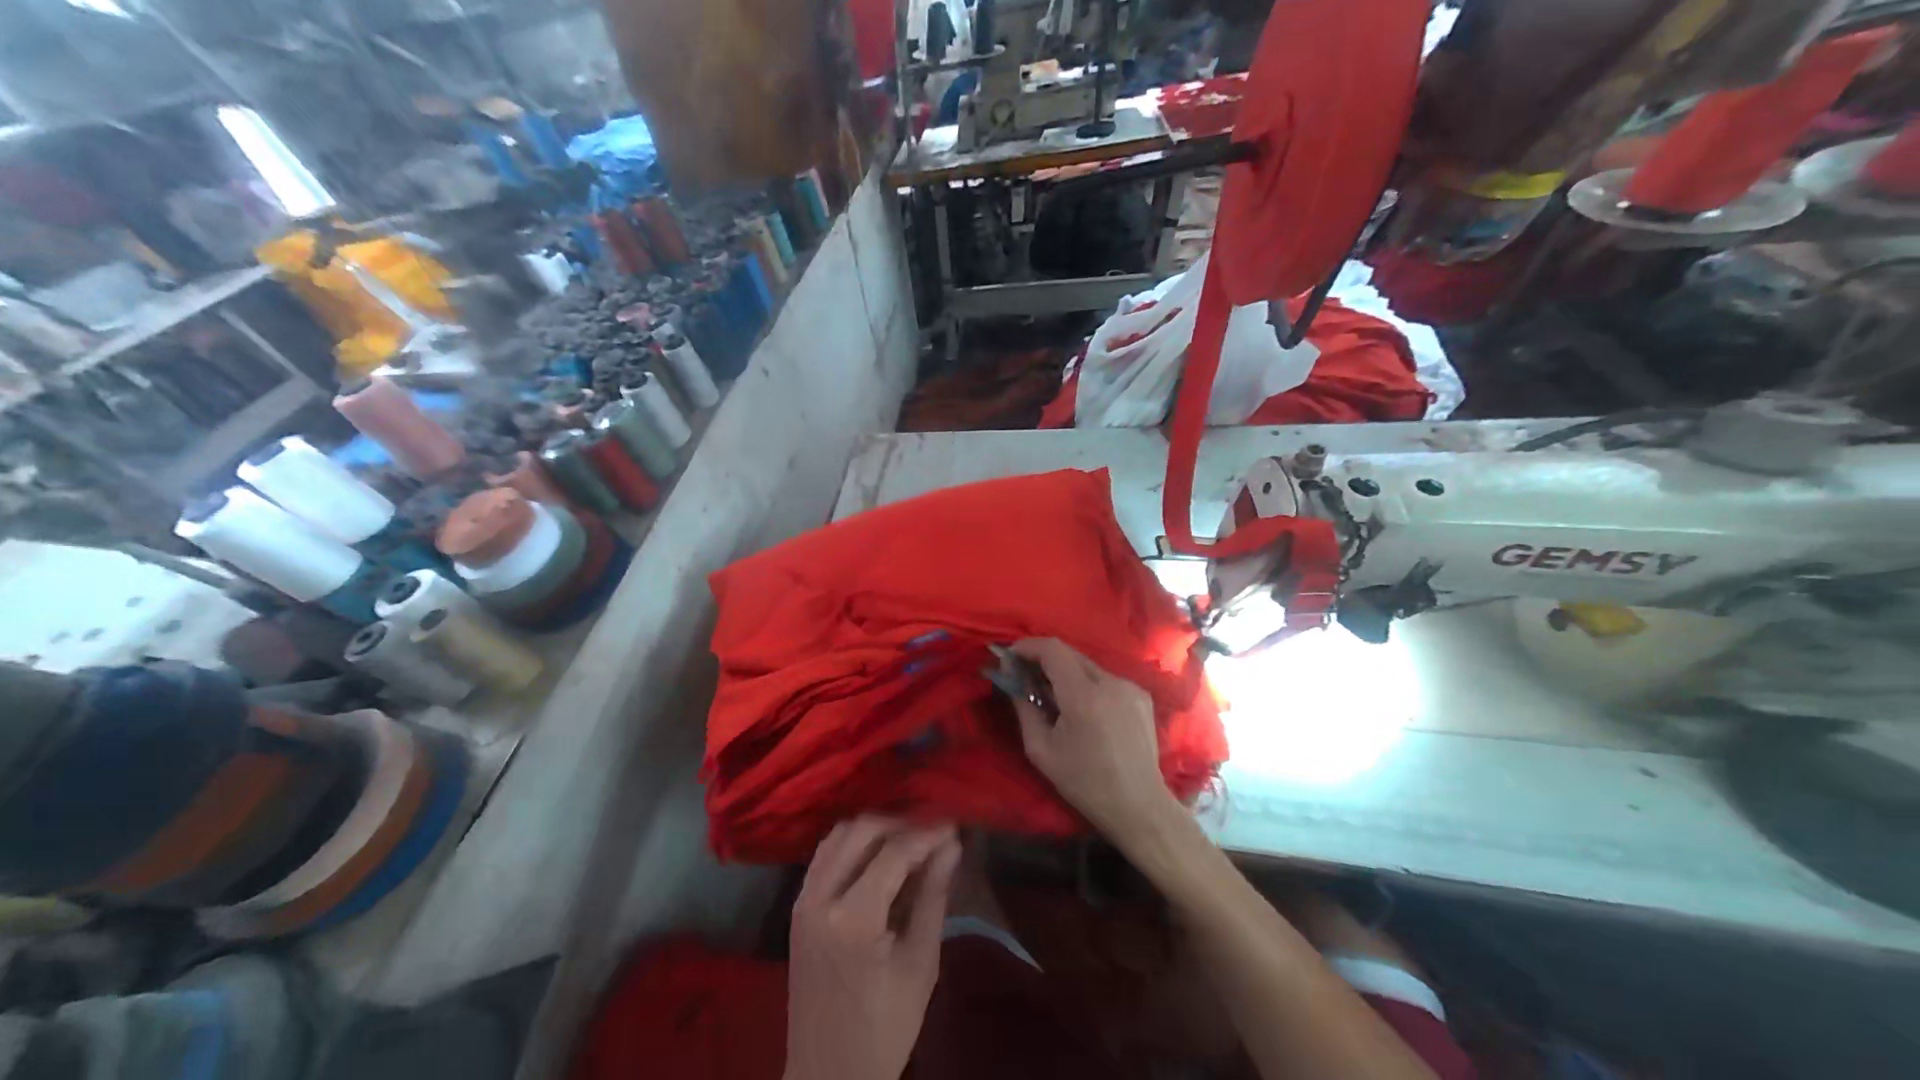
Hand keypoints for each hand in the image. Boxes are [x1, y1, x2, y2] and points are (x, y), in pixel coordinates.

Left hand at [786, 817, 961, 1079]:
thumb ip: (934, 896)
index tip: (954, 824)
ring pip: (838, 835)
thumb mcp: (920, 963)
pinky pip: (825, 854)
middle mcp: (820, 897)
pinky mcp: (797, 906)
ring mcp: (802, 899)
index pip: (894, 851)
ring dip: (874, 829)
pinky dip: (852, 843)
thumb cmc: (885, 1028)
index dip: (928, 833)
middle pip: (861, 830)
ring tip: (909, 839)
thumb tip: (952, 846)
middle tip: (932, 831)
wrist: (828, 1074)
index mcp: (853, 918)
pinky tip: (878, 855)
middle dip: (900, 823)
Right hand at [1010, 638, 1181, 842]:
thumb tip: (1013, 681)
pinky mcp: (1141, 695)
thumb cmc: (1084, 783)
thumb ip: (1024, 708)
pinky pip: (1106, 679)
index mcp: (1083, 696)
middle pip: (1070, 654)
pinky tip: (1085, 710)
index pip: (1052, 649)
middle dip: (1044, 660)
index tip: (1010, 657)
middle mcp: (1110, 682)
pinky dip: (1088, 685)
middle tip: (1026, 676)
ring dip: (1066, 673)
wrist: (1139, 806)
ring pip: (1088, 666)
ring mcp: (1130, 687)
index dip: (1027, 647)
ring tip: (1055, 697)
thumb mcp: (1041, 750)